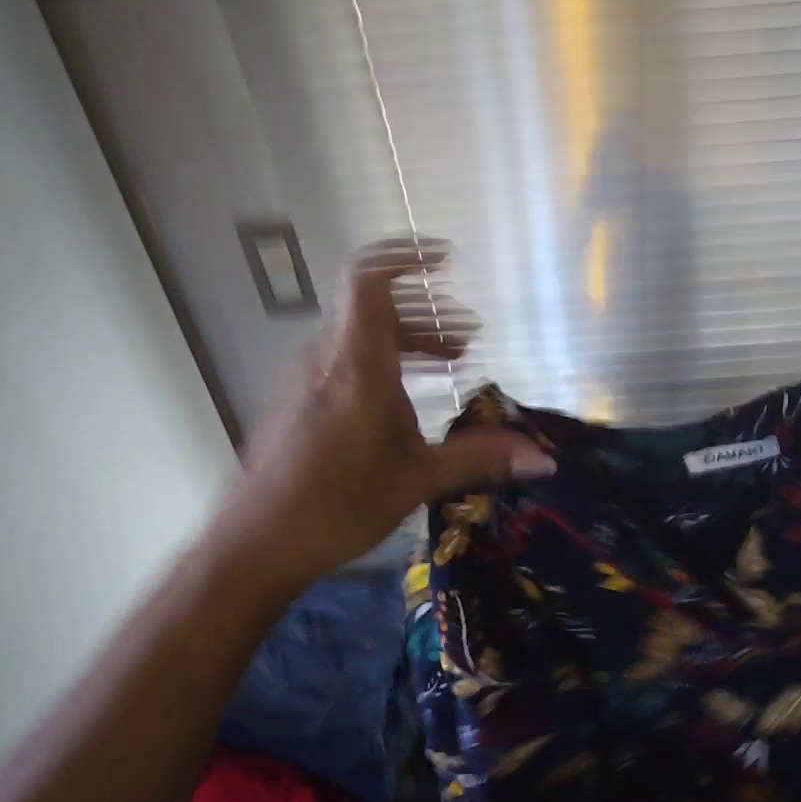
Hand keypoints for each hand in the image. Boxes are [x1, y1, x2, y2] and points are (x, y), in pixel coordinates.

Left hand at [212, 237, 552, 587]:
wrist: (256, 543)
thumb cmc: (339, 505)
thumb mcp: (419, 479)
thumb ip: (481, 458)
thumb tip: (544, 458)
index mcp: (356, 366)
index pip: (370, 281)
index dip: (406, 258)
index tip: (446, 260)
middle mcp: (326, 359)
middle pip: (373, 307)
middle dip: (426, 314)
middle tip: (468, 339)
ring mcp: (306, 378)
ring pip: (360, 335)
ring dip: (407, 340)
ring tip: (450, 364)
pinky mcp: (297, 401)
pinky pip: (345, 360)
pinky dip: (383, 361)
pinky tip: (405, 400)